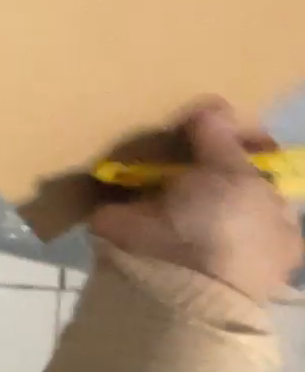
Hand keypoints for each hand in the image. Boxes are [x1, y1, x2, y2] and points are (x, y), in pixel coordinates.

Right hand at [90, 99, 302, 302]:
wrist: (165, 267)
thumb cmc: (224, 227)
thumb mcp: (238, 180)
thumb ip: (224, 142)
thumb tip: (217, 104)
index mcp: (268, 212)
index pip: (259, 168)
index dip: (243, 139)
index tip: (216, 113)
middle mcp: (224, 211)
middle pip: (209, 165)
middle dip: (190, 141)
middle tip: (167, 108)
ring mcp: (176, 211)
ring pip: (165, 171)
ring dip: (149, 150)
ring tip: (129, 114)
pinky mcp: (132, 210)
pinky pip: (125, 180)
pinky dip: (115, 164)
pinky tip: (104, 137)